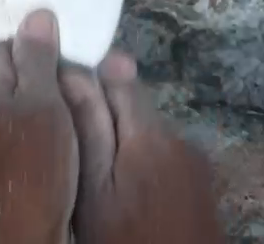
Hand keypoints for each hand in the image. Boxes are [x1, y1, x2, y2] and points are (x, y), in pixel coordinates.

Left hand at [0, 10, 78, 243]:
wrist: (13, 236)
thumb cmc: (28, 163)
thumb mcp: (40, 101)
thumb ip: (39, 57)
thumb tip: (38, 12)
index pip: (17, 38)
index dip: (48, 42)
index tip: (78, 47)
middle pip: (30, 67)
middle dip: (60, 72)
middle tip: (92, 76)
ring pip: (39, 97)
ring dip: (64, 101)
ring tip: (93, 101)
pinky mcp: (15, 152)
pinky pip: (41, 124)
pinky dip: (61, 125)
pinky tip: (83, 129)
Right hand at [59, 51, 223, 243]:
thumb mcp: (93, 191)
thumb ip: (89, 126)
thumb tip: (76, 68)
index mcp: (150, 131)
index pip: (117, 75)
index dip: (88, 80)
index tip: (61, 99)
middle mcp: (179, 135)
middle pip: (134, 104)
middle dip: (106, 115)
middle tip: (77, 148)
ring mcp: (195, 162)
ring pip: (147, 132)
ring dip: (124, 142)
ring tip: (98, 174)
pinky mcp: (202, 186)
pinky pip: (164, 158)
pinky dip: (143, 166)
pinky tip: (128, 195)